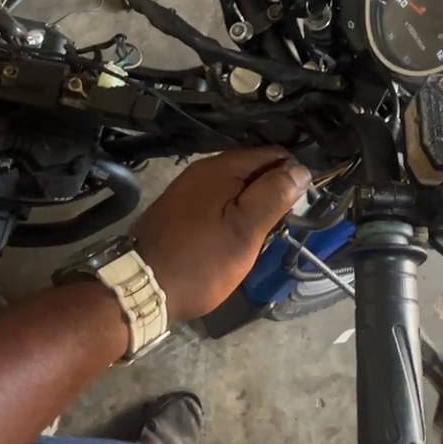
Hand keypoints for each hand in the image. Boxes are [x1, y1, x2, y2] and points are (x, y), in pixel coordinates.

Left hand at [132, 147, 309, 322]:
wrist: (141, 289)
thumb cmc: (201, 261)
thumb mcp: (245, 231)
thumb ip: (274, 196)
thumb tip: (301, 169)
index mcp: (223, 167)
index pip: (273, 154)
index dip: (293, 176)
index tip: (301, 205)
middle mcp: (204, 168)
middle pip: (253, 168)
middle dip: (272, 189)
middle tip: (282, 223)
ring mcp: (188, 187)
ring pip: (235, 184)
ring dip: (252, 201)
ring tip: (261, 232)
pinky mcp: (179, 206)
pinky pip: (217, 197)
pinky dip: (232, 209)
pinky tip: (234, 233)